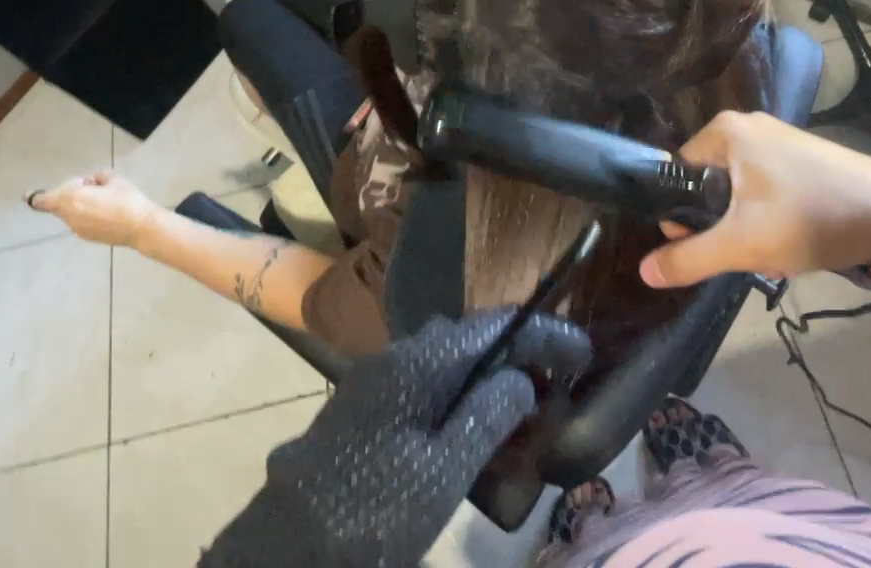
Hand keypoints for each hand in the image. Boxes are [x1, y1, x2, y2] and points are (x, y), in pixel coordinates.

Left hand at [29, 170, 160, 248]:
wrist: (140, 227)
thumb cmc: (126, 200)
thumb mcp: (115, 179)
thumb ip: (99, 177)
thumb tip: (94, 182)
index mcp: (71, 198)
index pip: (42, 200)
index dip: (35, 196)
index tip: (28, 195)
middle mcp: (69, 216)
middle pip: (59, 204)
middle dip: (71, 194)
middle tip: (93, 187)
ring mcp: (77, 229)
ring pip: (71, 214)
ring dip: (79, 205)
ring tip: (105, 200)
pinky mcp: (88, 237)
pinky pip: (81, 222)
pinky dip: (88, 215)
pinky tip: (109, 212)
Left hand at [203, 309, 592, 567]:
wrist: (288, 544)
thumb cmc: (373, 509)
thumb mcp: (443, 471)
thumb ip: (488, 415)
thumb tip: (522, 375)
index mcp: (416, 362)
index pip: (491, 326)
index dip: (541, 333)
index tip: (581, 351)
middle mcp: (393, 357)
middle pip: (468, 340)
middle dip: (515, 355)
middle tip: (554, 386)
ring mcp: (373, 382)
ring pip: (445, 365)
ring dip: (486, 380)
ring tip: (521, 412)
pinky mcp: (363, 410)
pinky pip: (424, 388)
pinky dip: (458, 400)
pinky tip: (471, 434)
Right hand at [640, 111, 870, 287]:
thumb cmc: (809, 218)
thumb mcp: (741, 244)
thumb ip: (689, 258)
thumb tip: (644, 271)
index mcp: (725, 130)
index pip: (678, 175)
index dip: (682, 214)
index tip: (705, 243)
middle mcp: (747, 124)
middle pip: (708, 184)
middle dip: (722, 225)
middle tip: (747, 251)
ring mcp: (777, 138)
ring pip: (738, 191)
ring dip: (748, 226)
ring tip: (774, 251)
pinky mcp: (801, 155)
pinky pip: (765, 187)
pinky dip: (770, 216)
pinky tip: (791, 239)